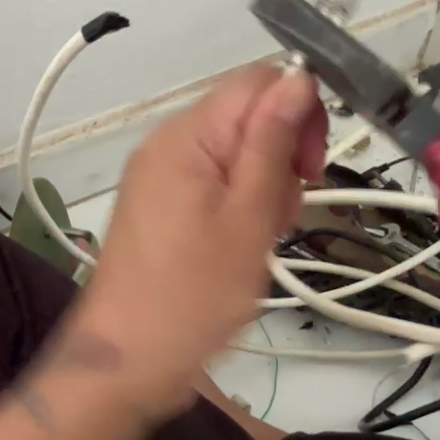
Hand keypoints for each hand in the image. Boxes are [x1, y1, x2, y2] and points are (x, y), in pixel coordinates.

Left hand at [65, 62, 326, 414]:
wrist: (128, 362)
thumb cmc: (191, 297)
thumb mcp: (247, 217)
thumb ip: (272, 142)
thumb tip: (297, 77)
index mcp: (185, 136)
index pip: (257, 80)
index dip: (298, 111)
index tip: (311, 168)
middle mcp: (167, 145)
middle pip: (247, 117)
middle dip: (280, 158)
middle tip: (278, 216)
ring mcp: (160, 177)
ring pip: (236, 156)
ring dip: (262, 190)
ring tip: (256, 242)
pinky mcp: (160, 207)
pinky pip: (213, 186)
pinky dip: (237, 209)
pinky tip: (238, 249)